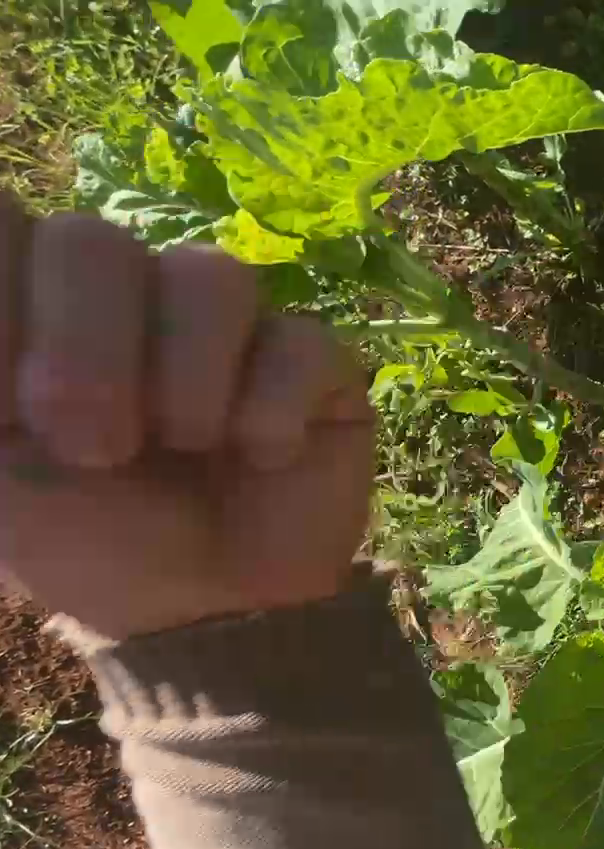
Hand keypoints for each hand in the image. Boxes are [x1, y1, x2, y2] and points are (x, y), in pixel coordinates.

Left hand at [0, 200, 373, 639]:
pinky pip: (303, 343)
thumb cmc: (83, 538)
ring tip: (191, 446)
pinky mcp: (323, 368)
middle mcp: (131, 300)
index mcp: (29, 306)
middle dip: (88, 350)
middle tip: (94, 447)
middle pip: (96, 241)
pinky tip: (268, 457)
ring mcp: (238, 331)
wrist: (211, 602)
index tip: (1, 404)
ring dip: (190, 374)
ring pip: (213, 276)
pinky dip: (276, 405)